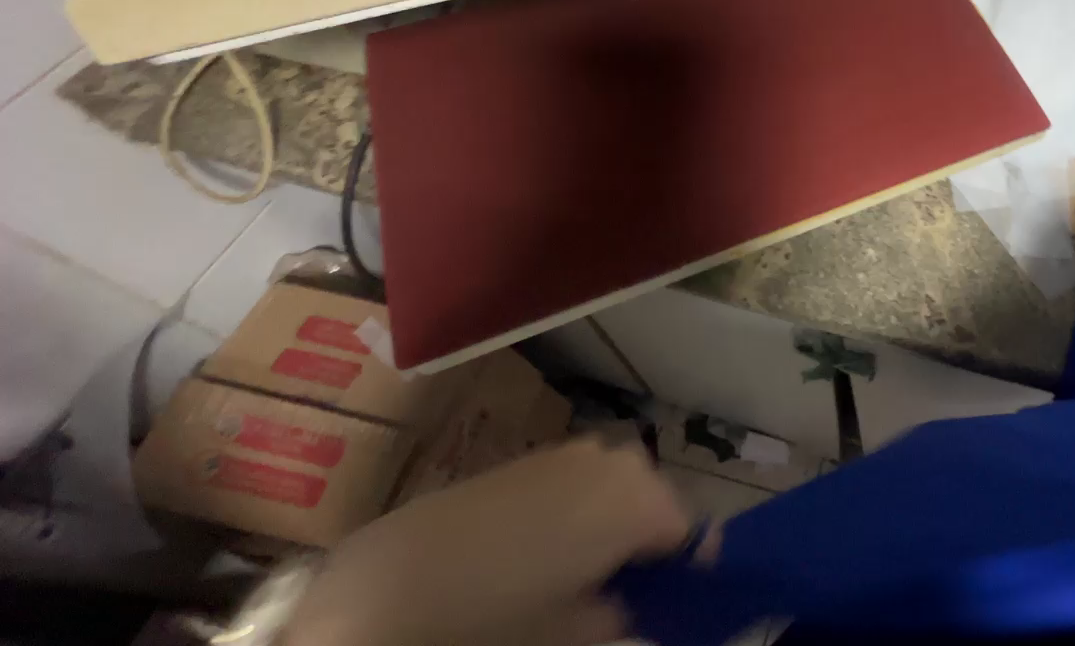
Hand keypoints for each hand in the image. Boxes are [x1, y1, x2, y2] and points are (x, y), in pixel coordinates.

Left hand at [284, 436, 691, 645]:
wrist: (381, 589)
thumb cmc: (495, 620)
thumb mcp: (574, 637)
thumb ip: (625, 615)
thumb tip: (634, 604)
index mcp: (640, 497)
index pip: (688, 532)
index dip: (678, 573)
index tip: (657, 605)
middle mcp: (614, 459)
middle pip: (652, 504)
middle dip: (638, 546)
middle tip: (605, 599)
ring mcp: (568, 453)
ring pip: (612, 492)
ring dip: (603, 529)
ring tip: (563, 580)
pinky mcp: (527, 458)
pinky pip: (573, 485)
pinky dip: (567, 515)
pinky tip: (526, 557)